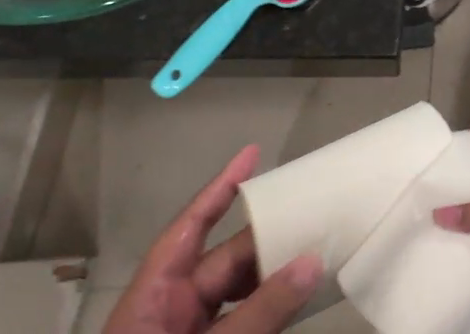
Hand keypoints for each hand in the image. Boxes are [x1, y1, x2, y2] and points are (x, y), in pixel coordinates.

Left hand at [104, 145, 323, 333]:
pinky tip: (302, 300)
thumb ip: (260, 315)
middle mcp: (169, 315)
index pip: (188, 231)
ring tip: (320, 251)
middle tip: (317, 215)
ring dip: (277, 278)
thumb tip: (312, 260)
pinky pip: (245, 326)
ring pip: (241, 297)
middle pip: (225, 264)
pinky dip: (272, 312)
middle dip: (269, 240)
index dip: (219, 190)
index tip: (253, 153)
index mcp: (150, 303)